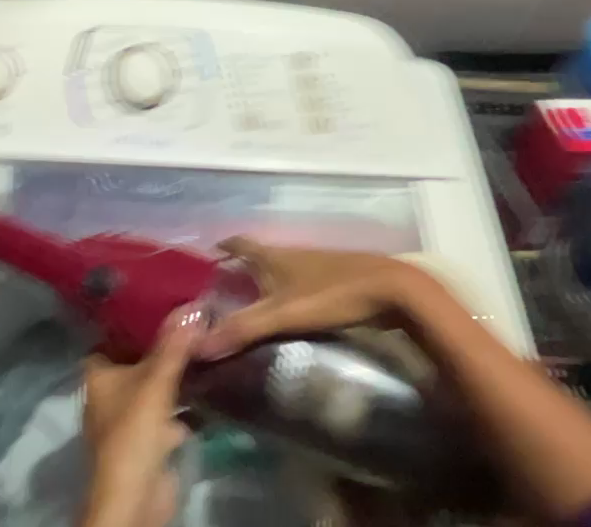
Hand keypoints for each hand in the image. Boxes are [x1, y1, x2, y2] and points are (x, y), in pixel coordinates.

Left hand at [79, 307, 199, 526]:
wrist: (135, 496)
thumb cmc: (133, 430)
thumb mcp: (154, 383)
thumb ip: (172, 347)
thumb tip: (191, 306)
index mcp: (98, 374)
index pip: (110, 336)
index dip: (130, 320)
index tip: (156, 301)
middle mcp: (108, 393)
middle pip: (135, 361)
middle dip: (159, 347)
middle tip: (188, 321)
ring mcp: (128, 418)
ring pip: (153, 388)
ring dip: (174, 376)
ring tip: (203, 347)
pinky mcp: (148, 441)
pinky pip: (168, 414)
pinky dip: (184, 404)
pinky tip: (208, 387)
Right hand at [198, 238, 434, 358]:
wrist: (391, 289)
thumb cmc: (331, 294)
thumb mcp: (283, 314)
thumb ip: (244, 329)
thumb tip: (198, 346)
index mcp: (272, 255)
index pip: (239, 243)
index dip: (223, 248)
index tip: (209, 256)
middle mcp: (290, 254)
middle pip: (258, 257)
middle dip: (241, 270)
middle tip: (224, 291)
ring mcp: (314, 265)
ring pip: (280, 271)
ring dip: (265, 283)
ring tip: (252, 306)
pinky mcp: (334, 279)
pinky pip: (299, 283)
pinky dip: (287, 294)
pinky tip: (289, 315)